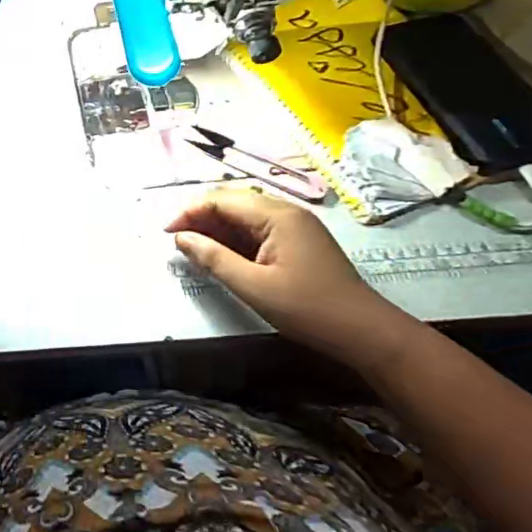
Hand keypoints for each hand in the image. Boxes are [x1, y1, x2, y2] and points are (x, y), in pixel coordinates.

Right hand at [166, 189, 420, 366]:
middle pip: (233, 203)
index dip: (190, 212)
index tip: (167, 234)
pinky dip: (235, 240)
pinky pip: (259, 231)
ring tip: (193, 249)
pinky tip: (222, 255)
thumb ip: (214, 258)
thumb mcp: (254, 286)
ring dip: (217, 229)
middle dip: (201, 218)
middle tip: (177, 242)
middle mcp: (286, 211)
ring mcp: (295, 226)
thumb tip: (181, 238)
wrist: (364, 332)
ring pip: (245, 217)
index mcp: (277, 215)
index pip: (223, 199)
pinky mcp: (299, 242)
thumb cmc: (308, 309)